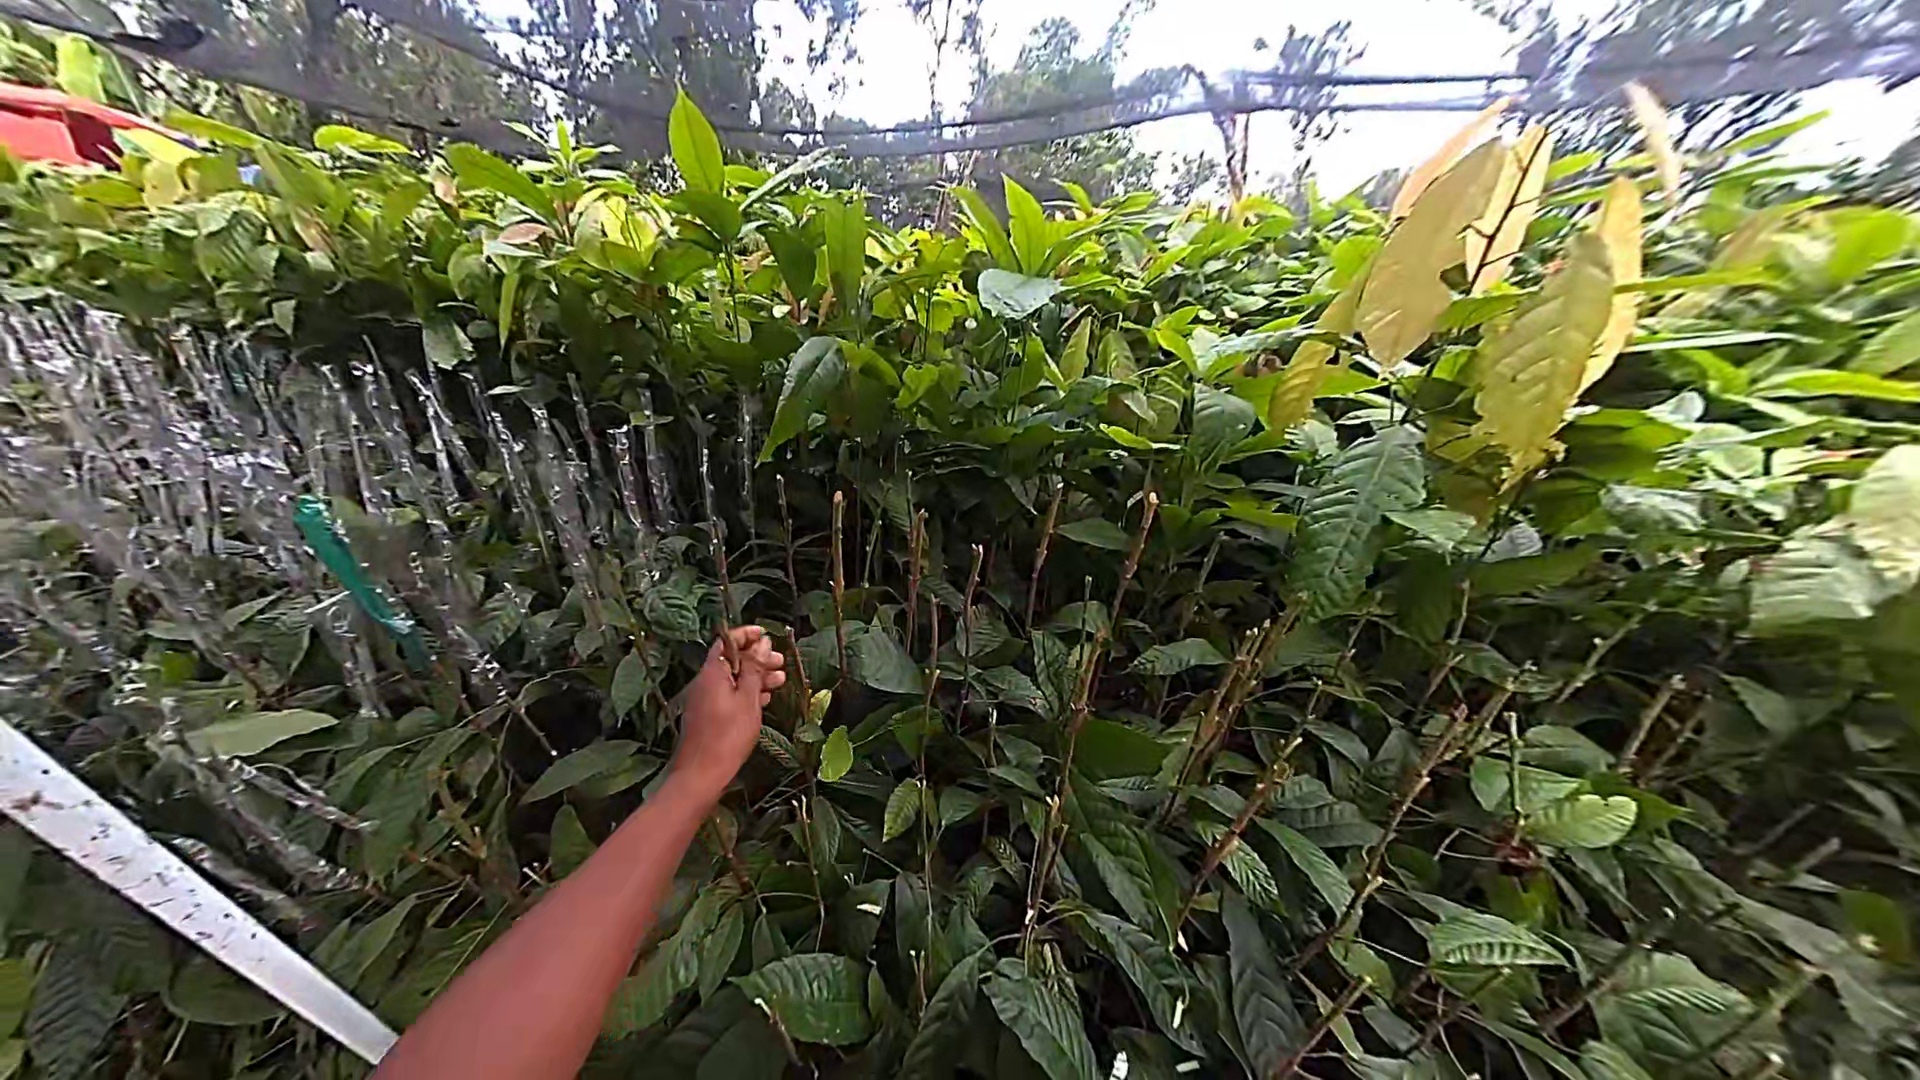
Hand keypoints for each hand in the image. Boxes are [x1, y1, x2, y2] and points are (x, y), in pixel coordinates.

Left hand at [671, 626, 786, 797]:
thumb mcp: (748, 698)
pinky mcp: (707, 715)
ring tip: (780, 681)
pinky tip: (764, 699)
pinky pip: (728, 694)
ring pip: (732, 679)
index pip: (727, 641)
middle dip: (757, 658)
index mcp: (712, 672)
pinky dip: (746, 692)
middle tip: (781, 662)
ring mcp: (704, 699)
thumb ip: (754, 668)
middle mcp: (705, 682)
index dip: (747, 635)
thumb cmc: (728, 734)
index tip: (767, 634)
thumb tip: (762, 643)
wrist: (701, 775)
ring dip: (755, 676)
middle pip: (732, 660)